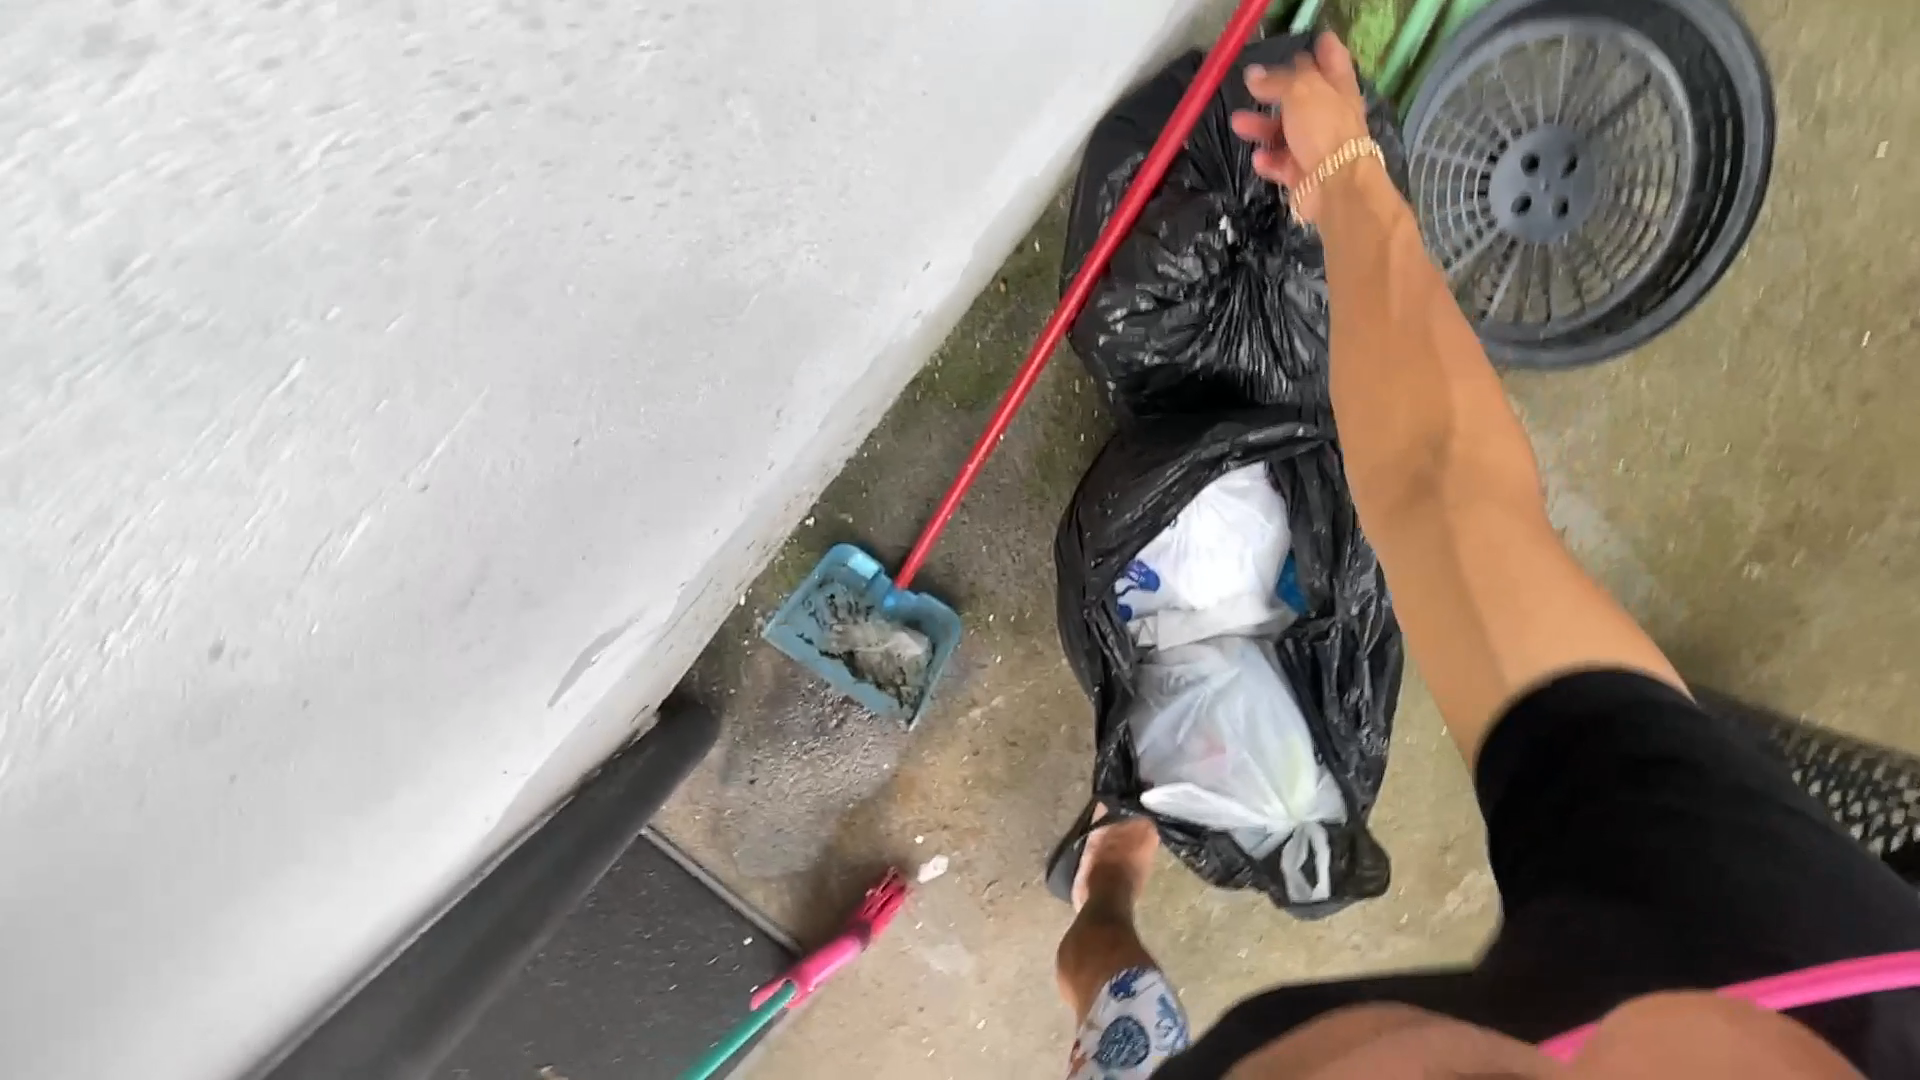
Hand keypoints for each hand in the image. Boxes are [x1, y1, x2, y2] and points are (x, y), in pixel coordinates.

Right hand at [1229, 33, 1372, 217]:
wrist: (1334, 183)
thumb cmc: (1322, 128)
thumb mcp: (1299, 91)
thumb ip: (1275, 81)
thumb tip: (1252, 75)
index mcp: (1337, 87)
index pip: (1331, 60)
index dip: (1320, 50)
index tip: (1303, 45)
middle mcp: (1329, 114)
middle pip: (1301, 98)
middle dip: (1276, 92)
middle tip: (1252, 87)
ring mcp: (1316, 145)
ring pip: (1284, 132)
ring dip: (1261, 127)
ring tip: (1237, 123)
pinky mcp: (1302, 172)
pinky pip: (1280, 163)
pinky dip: (1268, 160)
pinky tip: (1257, 157)